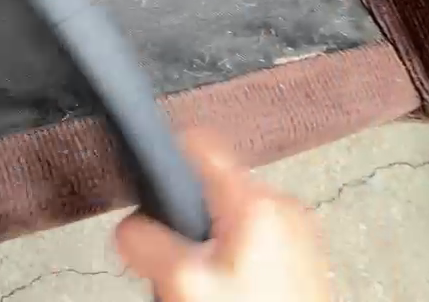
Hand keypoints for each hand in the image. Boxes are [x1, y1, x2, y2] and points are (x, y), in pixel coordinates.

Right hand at [113, 131, 333, 301]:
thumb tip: (127, 230)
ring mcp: (297, 240)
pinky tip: (225, 294)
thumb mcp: (180, 282)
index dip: (161, 155)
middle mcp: (283, 210)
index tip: (146, 181)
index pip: (195, 141)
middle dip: (182, 217)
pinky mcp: (302, 267)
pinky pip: (248, 244)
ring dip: (204, 243)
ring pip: (226, 217)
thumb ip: (141, 241)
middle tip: (173, 256)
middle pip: (207, 184)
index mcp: (256, 201)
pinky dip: (229, 261)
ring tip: (200, 284)